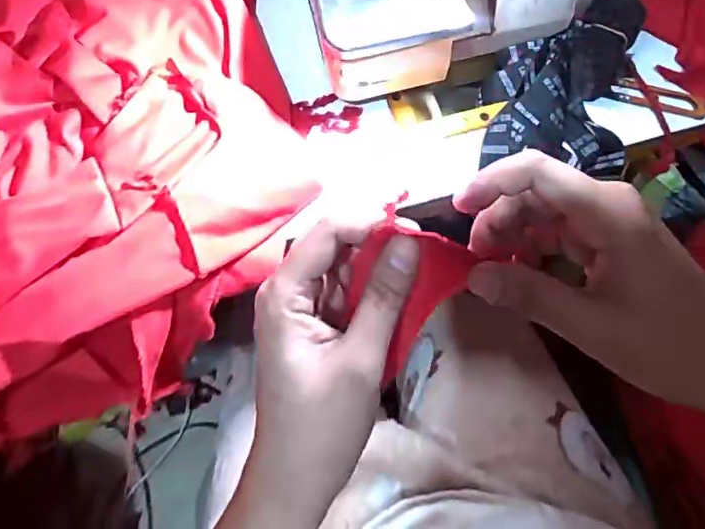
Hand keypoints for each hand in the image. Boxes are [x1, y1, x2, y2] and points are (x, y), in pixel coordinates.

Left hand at [226, 217, 419, 527]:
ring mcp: (298, 306)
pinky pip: (343, 289)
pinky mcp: (312, 323)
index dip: (369, 221)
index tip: (412, 227)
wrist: (293, 484)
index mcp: (284, 292)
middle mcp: (286, 289)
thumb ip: (384, 296)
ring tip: (415, 261)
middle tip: (420, 243)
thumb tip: (408, 240)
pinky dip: (370, 286)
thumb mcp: (360, 359)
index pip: (328, 232)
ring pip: (341, 264)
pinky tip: (396, 288)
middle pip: (332, 243)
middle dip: (375, 239)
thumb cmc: (321, 426)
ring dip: (375, 262)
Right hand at [453, 151, 704, 407]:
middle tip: (474, 257)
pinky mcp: (613, 236)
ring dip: (515, 231)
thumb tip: (473, 278)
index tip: (457, 208)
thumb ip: (530, 295)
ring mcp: (611, 217)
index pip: (536, 171)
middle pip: (536, 189)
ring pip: (546, 208)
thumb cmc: (669, 346)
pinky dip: (536, 245)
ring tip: (491, 265)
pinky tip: (521, 270)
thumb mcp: (593, 326)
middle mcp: (606, 201)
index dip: (491, 181)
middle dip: (499, 215)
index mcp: (606, 209)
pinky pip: (562, 228)